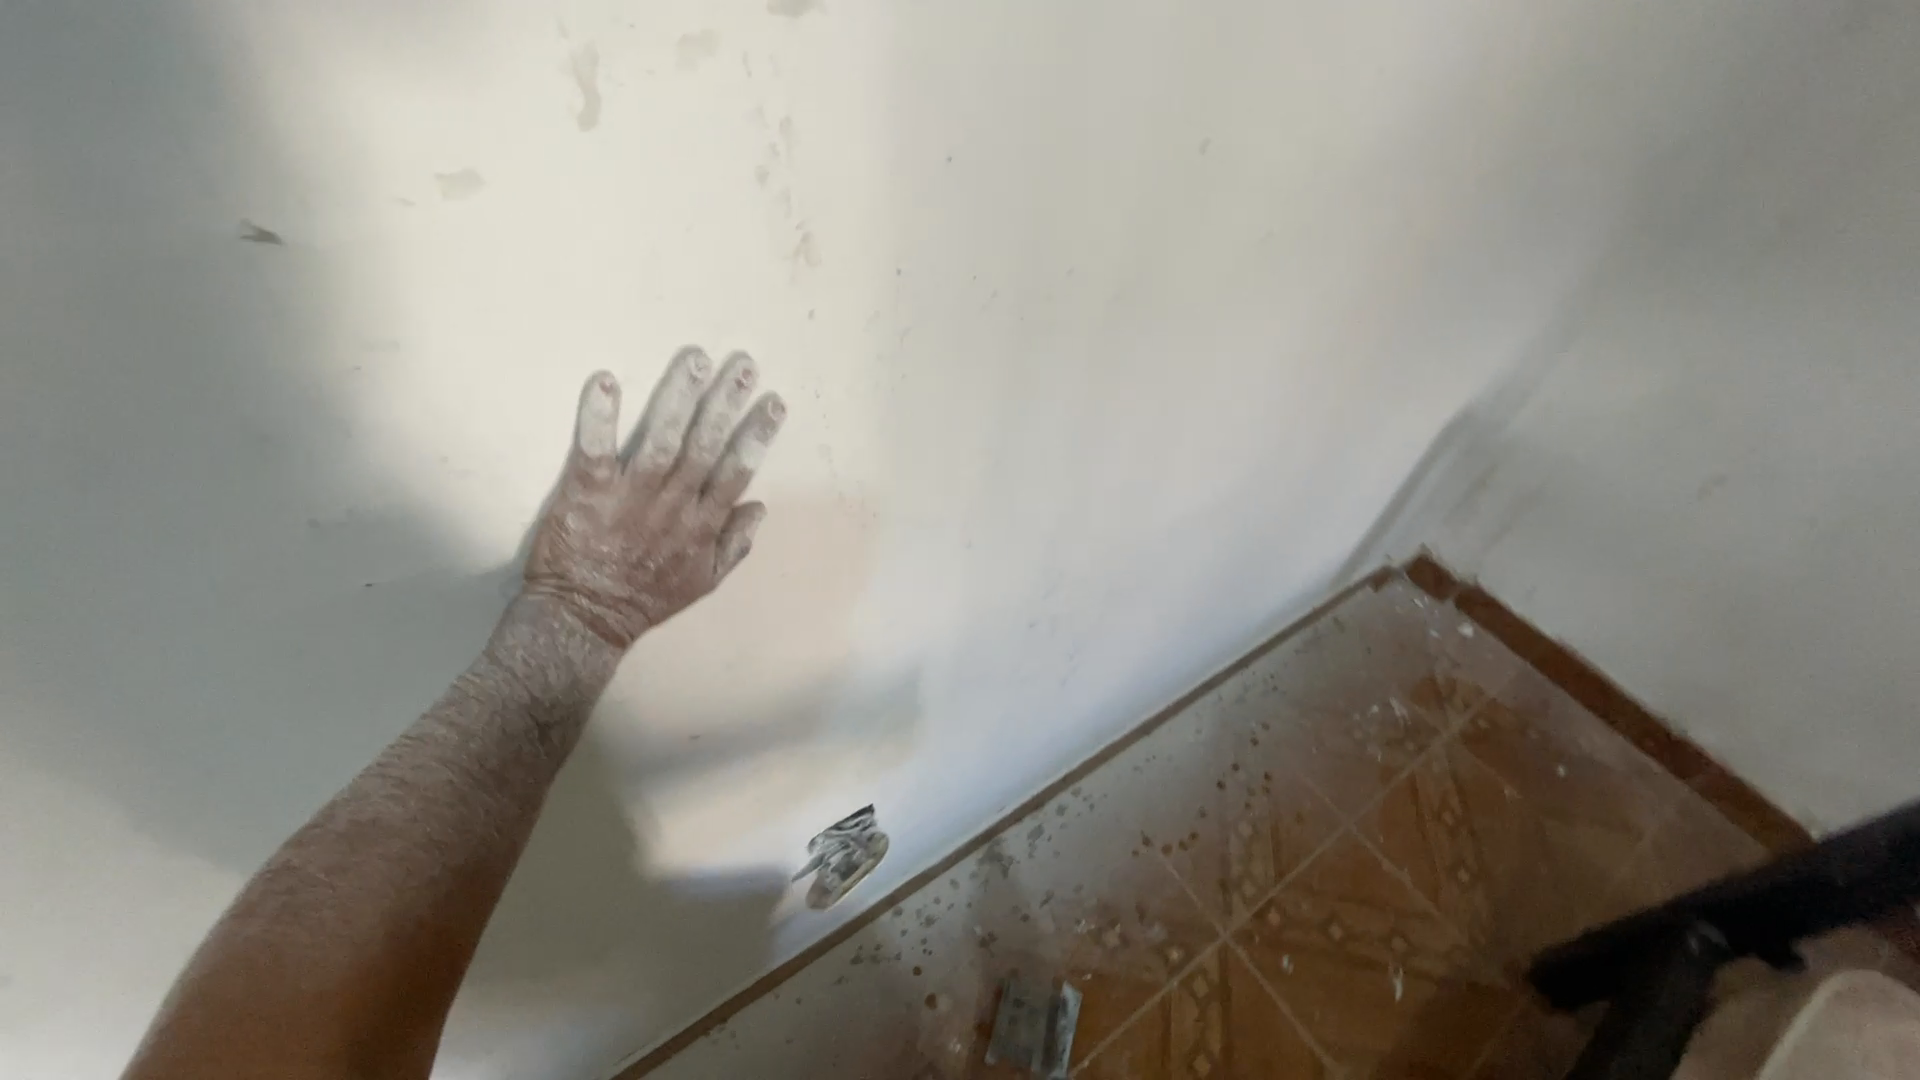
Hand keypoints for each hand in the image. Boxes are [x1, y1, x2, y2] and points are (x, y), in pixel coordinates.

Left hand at [520, 349, 785, 650]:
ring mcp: (632, 497)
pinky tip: (608, 381)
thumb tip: (760, 506)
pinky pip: (596, 449)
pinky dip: (601, 417)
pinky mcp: (588, 493)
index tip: (774, 401)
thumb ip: (735, 545)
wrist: (586, 618)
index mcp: (703, 524)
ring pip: (662, 439)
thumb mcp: (705, 582)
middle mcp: (674, 505)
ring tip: (695, 359)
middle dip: (726, 403)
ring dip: (679, 397)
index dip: (757, 435)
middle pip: (705, 445)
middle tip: (742, 363)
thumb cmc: (647, 599)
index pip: (737, 471)